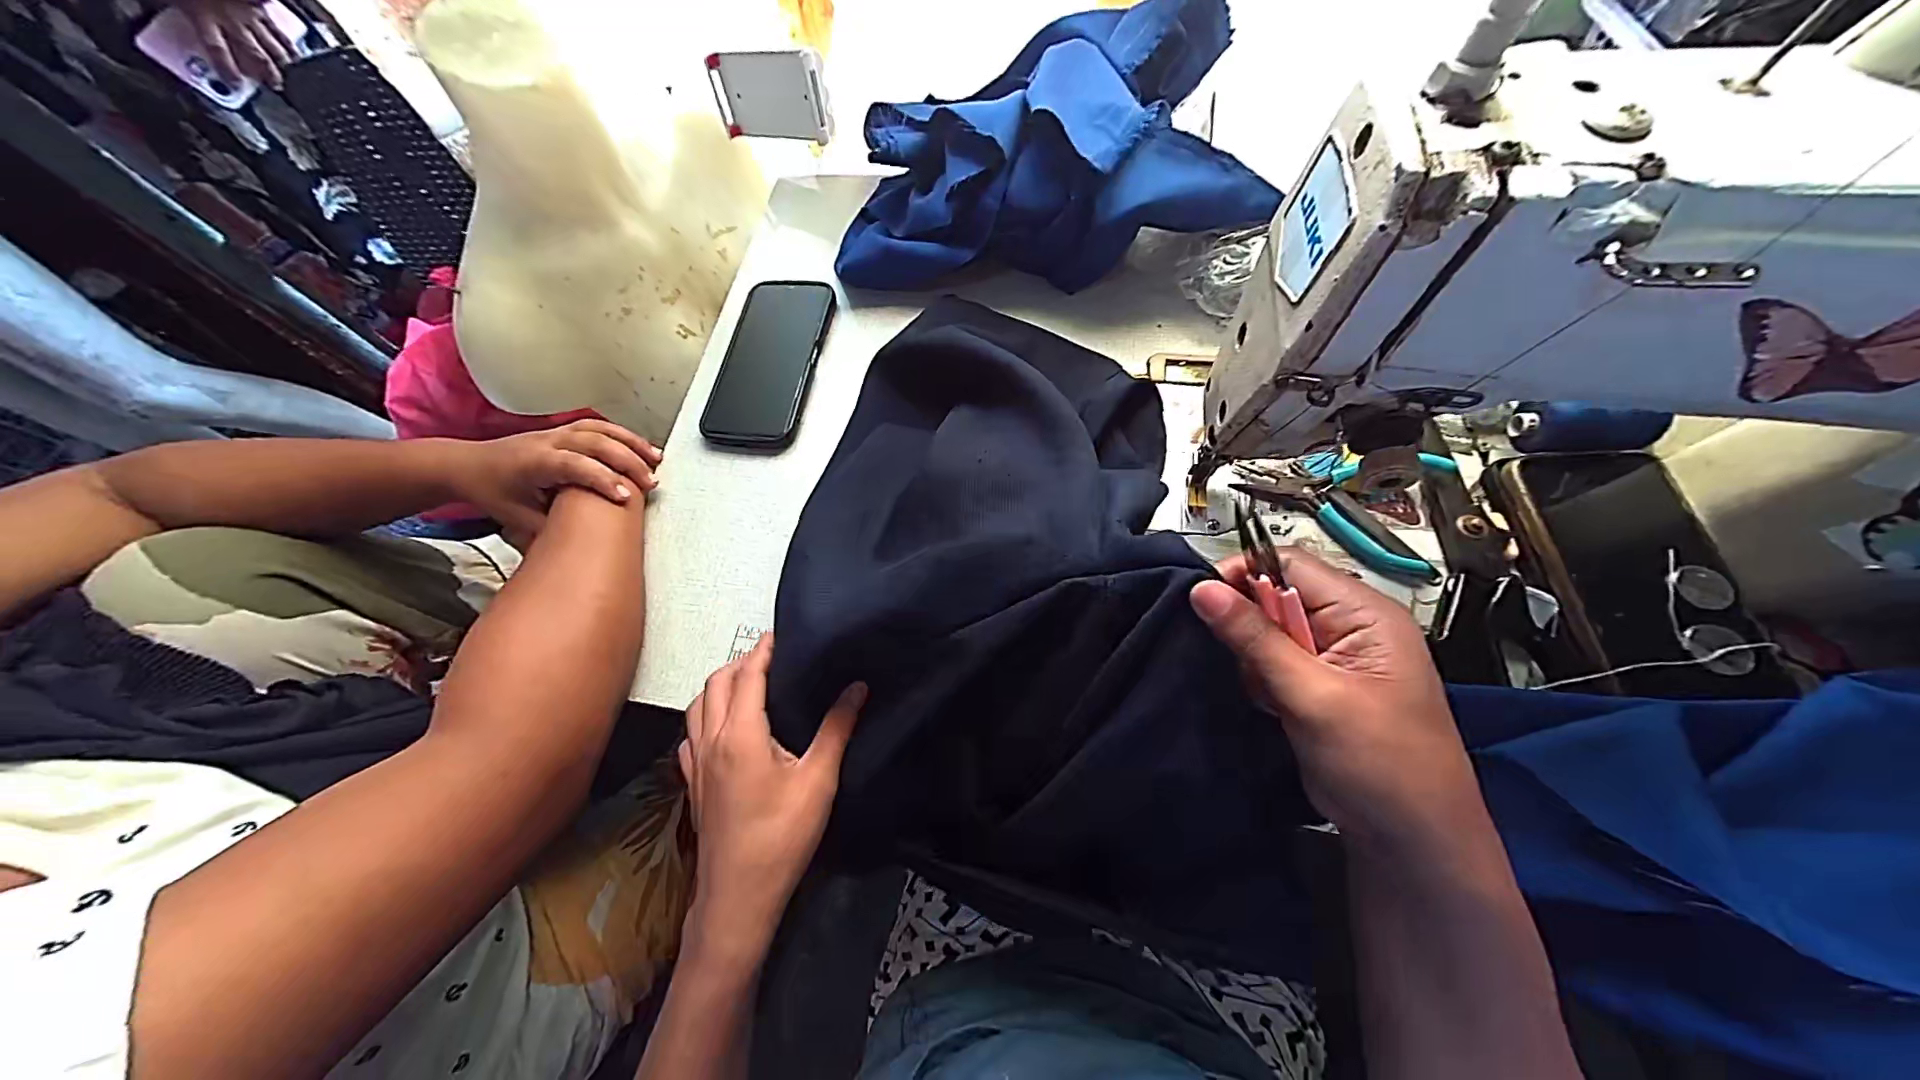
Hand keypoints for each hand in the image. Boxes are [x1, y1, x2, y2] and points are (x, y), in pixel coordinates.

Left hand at [175, 0, 295, 89]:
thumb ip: (172, 5)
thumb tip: (161, 11)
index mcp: (203, 16)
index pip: (217, 51)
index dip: (228, 69)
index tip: (235, 84)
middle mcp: (231, 19)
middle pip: (255, 54)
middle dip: (268, 72)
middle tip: (276, 85)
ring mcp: (248, 13)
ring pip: (273, 44)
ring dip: (282, 60)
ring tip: (290, 72)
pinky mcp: (258, 6)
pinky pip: (276, 26)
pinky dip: (286, 38)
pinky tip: (294, 48)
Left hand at [446, 420, 660, 540]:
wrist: (466, 466)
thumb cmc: (491, 492)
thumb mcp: (518, 518)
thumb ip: (552, 526)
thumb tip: (582, 541)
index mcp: (534, 462)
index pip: (575, 466)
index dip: (603, 480)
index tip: (626, 498)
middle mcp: (548, 442)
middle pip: (596, 442)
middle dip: (628, 461)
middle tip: (652, 483)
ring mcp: (557, 432)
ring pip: (601, 429)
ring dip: (632, 442)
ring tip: (657, 459)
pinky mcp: (564, 431)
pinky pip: (598, 426)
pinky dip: (623, 434)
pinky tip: (640, 447)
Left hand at [679, 634, 864, 952]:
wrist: (738, 896)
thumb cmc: (781, 838)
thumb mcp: (819, 781)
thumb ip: (837, 728)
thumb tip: (856, 688)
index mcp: (741, 734)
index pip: (748, 675)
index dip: (764, 650)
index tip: (781, 634)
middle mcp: (712, 741)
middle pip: (717, 682)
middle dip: (742, 661)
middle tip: (772, 656)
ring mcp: (697, 764)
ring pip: (697, 705)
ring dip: (720, 684)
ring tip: (749, 682)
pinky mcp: (694, 784)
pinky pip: (691, 734)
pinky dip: (704, 715)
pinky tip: (722, 726)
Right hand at [1190, 549, 1480, 846]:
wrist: (1411, 841)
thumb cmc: (1380, 764)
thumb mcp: (1313, 695)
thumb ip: (1254, 638)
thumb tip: (1201, 589)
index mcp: (1364, 613)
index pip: (1290, 564)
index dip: (1243, 572)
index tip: (1202, 599)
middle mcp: (1348, 625)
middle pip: (1274, 595)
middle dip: (1248, 626)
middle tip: (1246, 664)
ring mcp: (1331, 657)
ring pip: (1265, 631)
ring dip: (1253, 658)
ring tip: (1268, 695)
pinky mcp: (1315, 685)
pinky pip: (1270, 661)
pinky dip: (1259, 678)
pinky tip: (1271, 706)